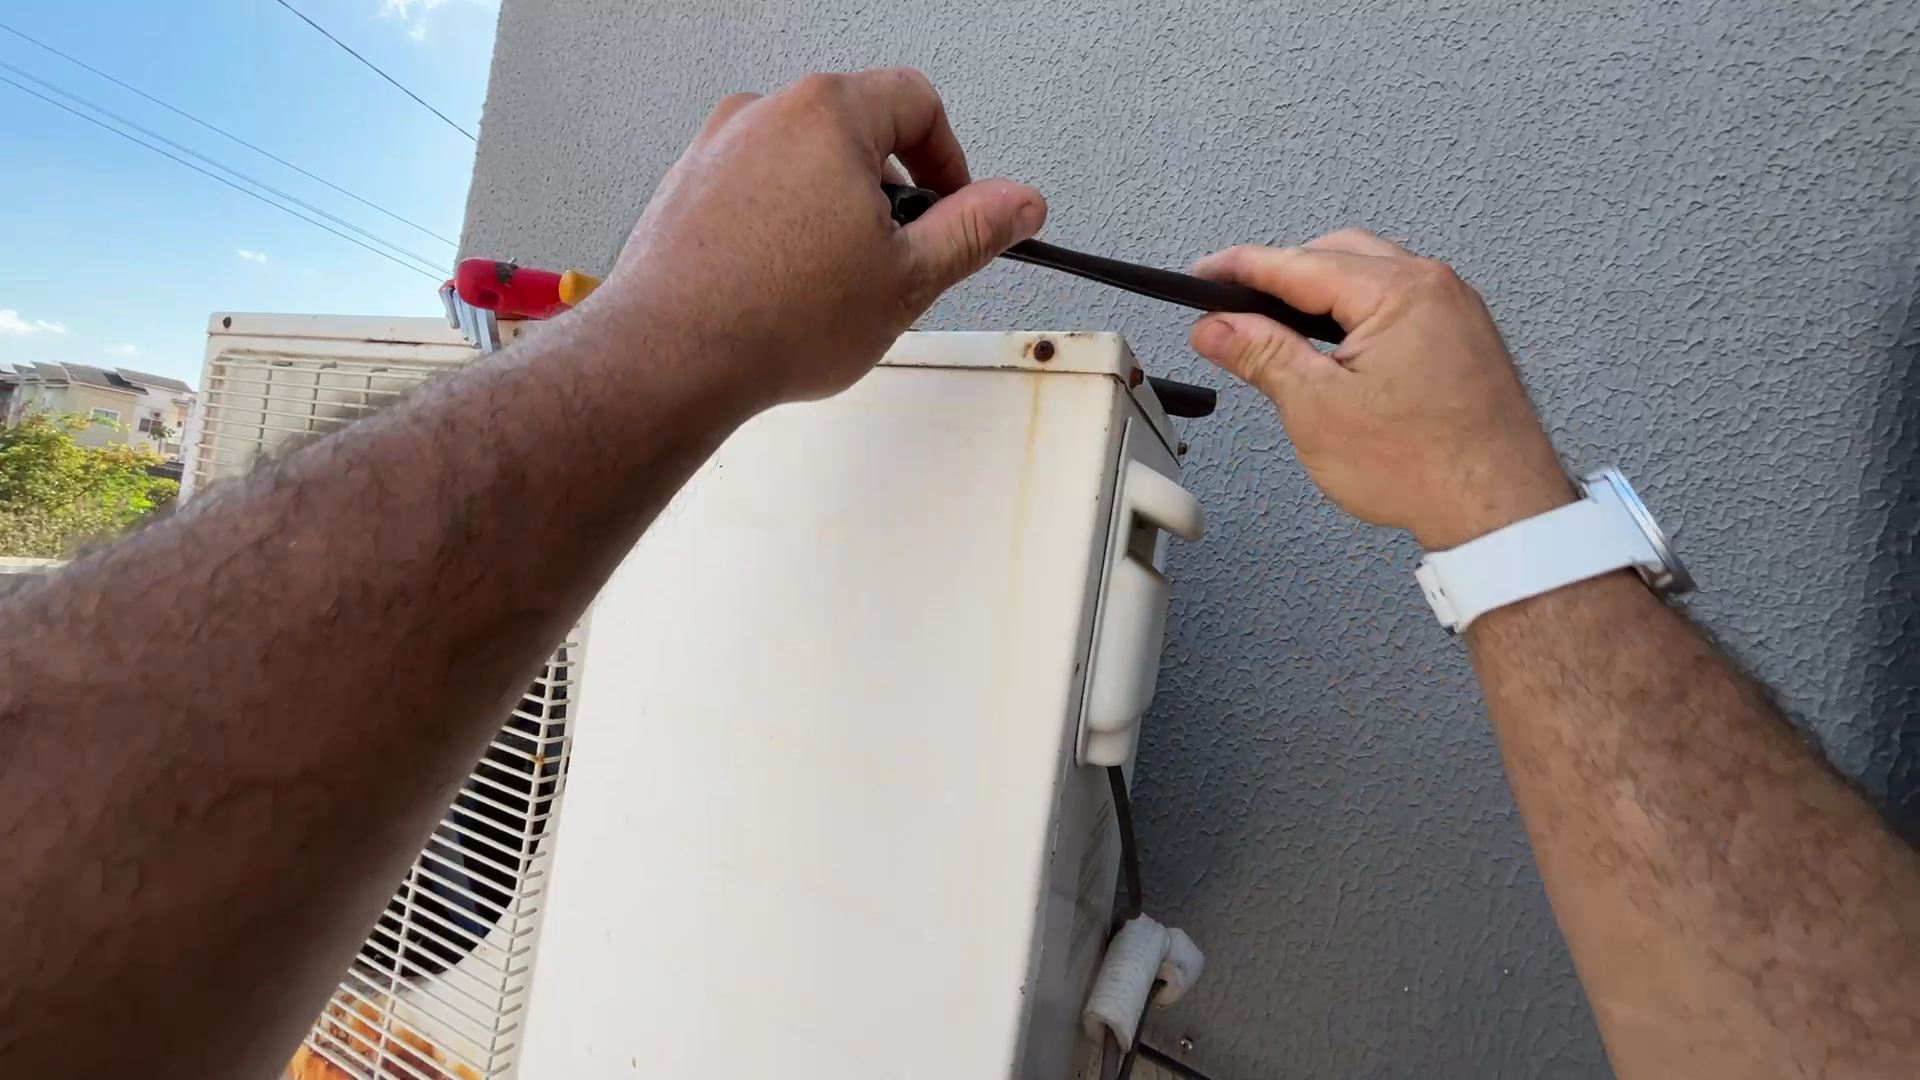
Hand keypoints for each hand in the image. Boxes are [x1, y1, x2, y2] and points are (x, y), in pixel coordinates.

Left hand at [588, 68, 1045, 408]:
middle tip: (893, 261)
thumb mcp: (907, 281)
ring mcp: (719, 148)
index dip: (951, 158)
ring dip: (836, 215)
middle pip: (859, 133)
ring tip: (832, 286)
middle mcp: (766, 115)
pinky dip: (786, 228)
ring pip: (806, 166)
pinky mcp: (689, 188)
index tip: (951, 207)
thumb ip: (973, 232)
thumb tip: (1019, 204)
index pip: (917, 102)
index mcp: (828, 117)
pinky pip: (759, 193)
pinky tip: (785, 287)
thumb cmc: (776, 321)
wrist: (672, 357)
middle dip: (890, 195)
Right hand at [1187, 231, 1573, 549]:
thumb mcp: (1313, 406)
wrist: (1494, 507)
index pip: (1296, 264)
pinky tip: (1327, 342)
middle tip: (1231, 305)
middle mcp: (1434, 288)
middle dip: (1276, 276)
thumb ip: (1260, 354)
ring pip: (1364, 277)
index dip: (1239, 268)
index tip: (1203, 275)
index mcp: (1398, 292)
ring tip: (1271, 327)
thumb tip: (1217, 327)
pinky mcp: (1457, 337)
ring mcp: (1452, 310)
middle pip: (1333, 257)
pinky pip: (1392, 302)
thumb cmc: (1422, 465)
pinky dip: (1348, 311)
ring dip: (1313, 293)